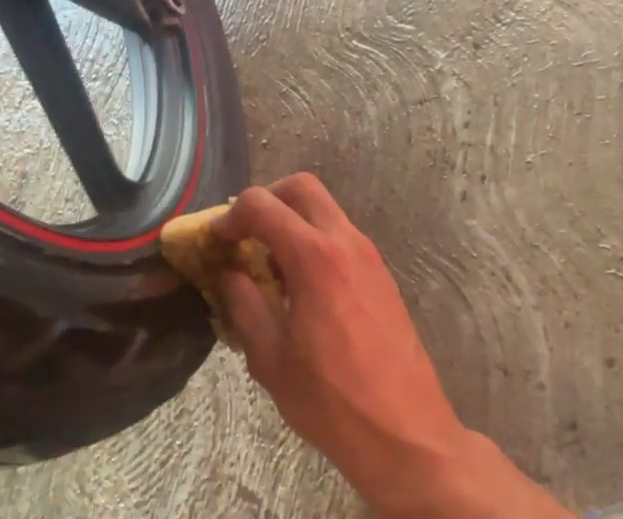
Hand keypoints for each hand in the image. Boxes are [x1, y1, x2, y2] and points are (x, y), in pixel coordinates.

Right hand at [215, 175, 571, 518]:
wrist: (407, 435)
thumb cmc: (332, 400)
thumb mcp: (271, 359)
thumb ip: (244, 305)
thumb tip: (228, 274)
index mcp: (314, 258)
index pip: (263, 205)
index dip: (231, 216)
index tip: (215, 241)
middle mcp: (345, 243)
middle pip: (302, 187)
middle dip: (267, 199)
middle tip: (244, 234)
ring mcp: (369, 257)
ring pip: (325, 210)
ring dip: (292, 221)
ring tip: (268, 266)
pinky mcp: (381, 275)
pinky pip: (341, 237)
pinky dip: (314, 241)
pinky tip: (300, 288)